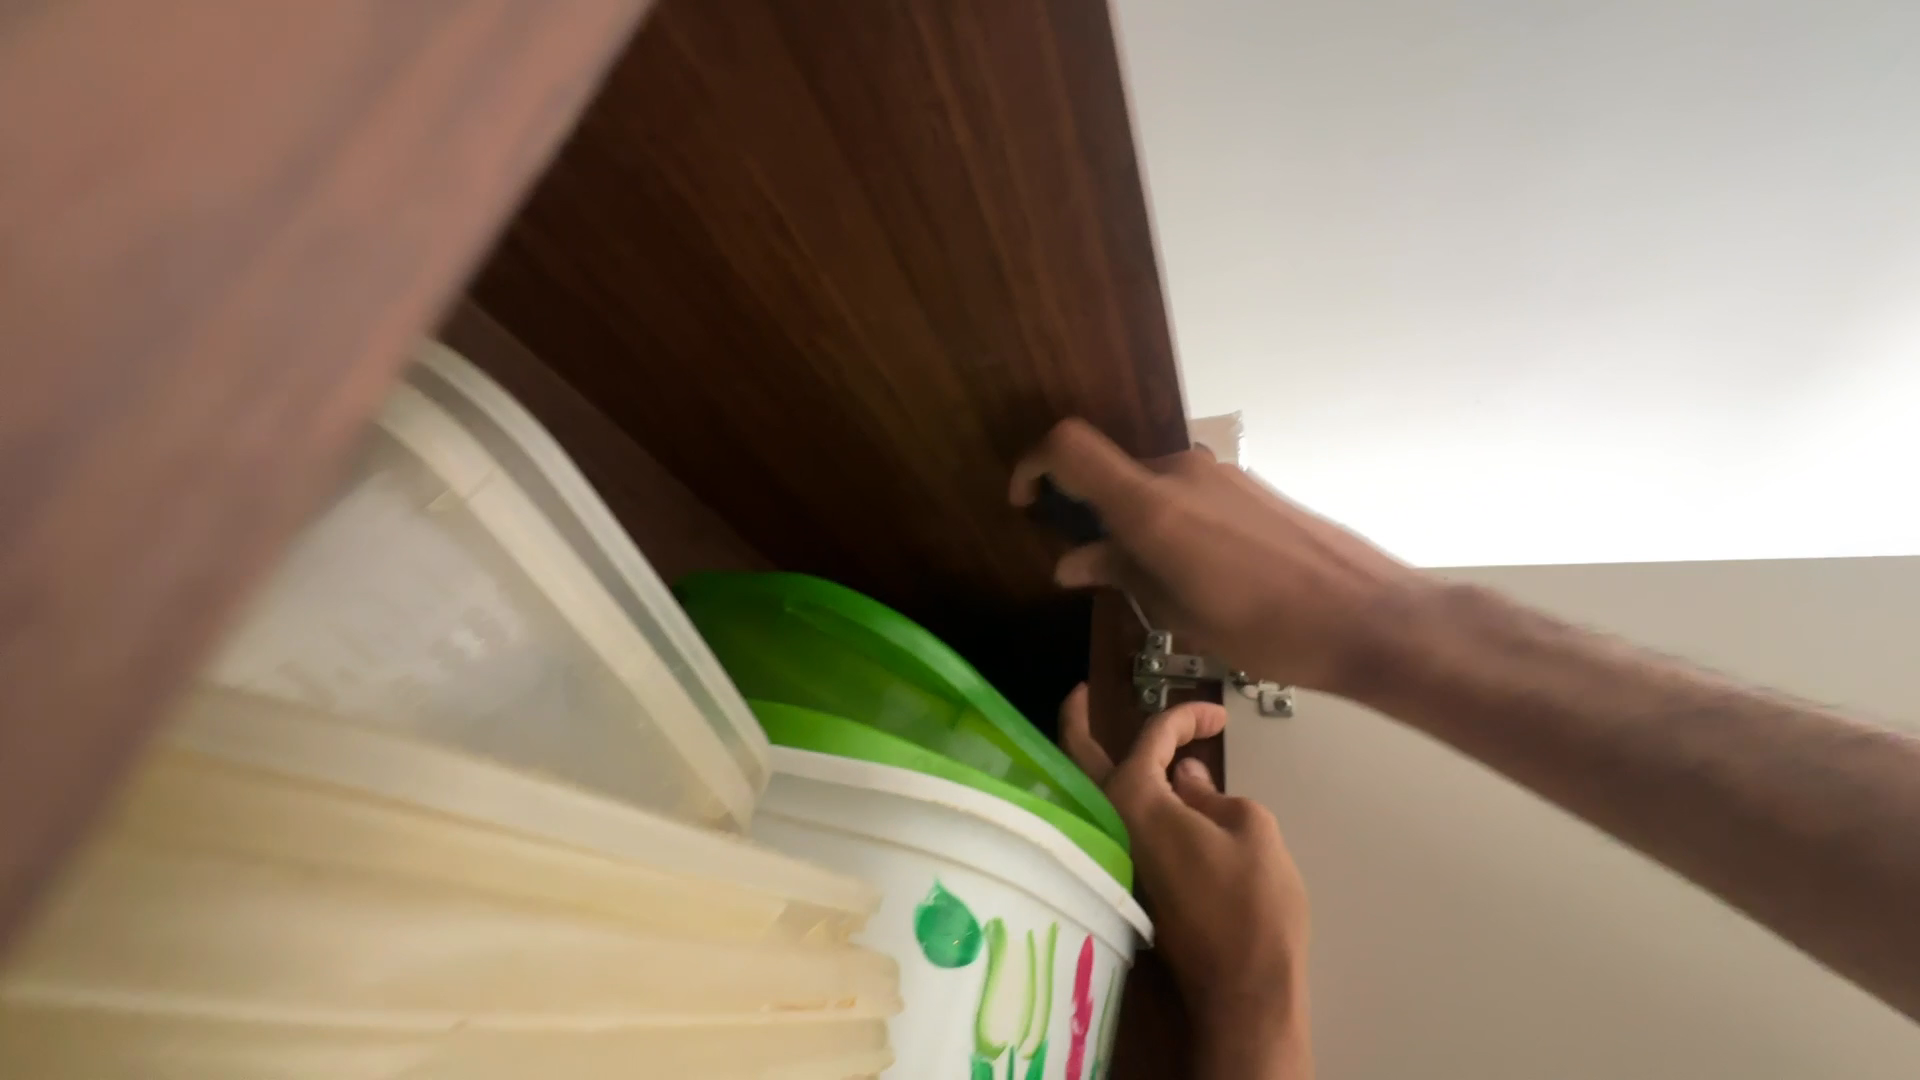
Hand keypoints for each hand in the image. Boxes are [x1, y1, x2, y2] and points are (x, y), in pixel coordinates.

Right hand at [1012, 418, 1429, 694]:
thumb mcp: (1178, 613)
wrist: (1369, 615)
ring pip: (1148, 485)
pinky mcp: (1246, 484)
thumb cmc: (1265, 628)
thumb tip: (1070, 563)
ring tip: (1155, 581)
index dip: (1034, 465)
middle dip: (1089, 513)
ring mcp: (1218, 473)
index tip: (1026, 502)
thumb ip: (1119, 574)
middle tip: (1098, 570)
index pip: (1069, 448)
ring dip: (1132, 520)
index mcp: (1152, 504)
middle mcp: (1180, 472)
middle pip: (1108, 472)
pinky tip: (1197, 569)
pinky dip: (1168, 519)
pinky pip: (1185, 492)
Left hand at [1058, 685, 1309, 1064]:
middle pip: (1078, 757)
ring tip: (1118, 736)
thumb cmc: (1252, 906)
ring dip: (1100, 760)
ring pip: (1091, 791)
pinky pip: (1110, 820)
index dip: (1186, 717)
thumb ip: (1213, 791)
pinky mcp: (1119, 879)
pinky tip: (1149, 793)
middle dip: (1077, 719)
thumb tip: (1187, 777)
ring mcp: (1107, 852)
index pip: (1152, 736)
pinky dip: (1121, 796)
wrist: (1243, 993)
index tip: (1217, 717)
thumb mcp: (1250, 828)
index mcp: (1134, 798)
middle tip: (1082, 694)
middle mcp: (1106, 820)